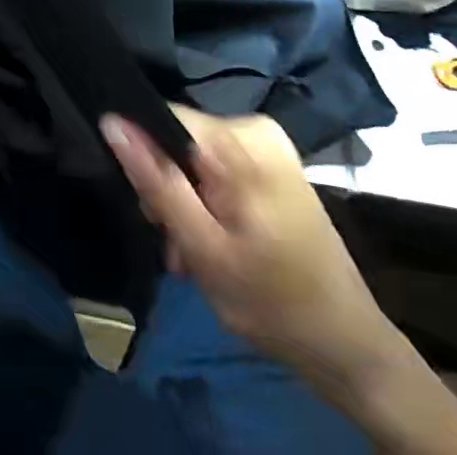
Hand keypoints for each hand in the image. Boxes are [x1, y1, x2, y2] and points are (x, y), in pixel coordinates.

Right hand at [100, 108, 399, 393]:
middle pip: (178, 142)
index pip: (163, 117)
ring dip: (184, 205)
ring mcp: (268, 146)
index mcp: (241, 141)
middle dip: (167, 191)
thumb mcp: (202, 246)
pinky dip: (207, 205)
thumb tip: (113, 122)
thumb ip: (156, 182)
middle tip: (174, 245)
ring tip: (192, 256)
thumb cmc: (271, 300)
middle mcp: (256, 129)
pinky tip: (212, 245)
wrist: (343, 339)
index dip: (141, 156)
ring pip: (193, 160)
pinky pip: (217, 169)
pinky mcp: (272, 164)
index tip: (145, 206)